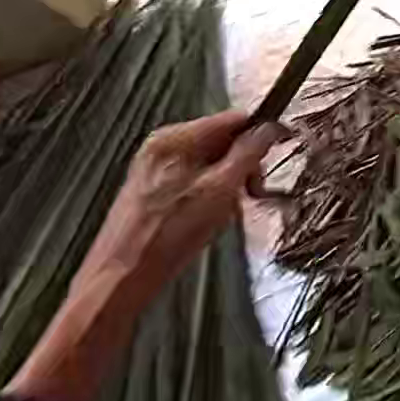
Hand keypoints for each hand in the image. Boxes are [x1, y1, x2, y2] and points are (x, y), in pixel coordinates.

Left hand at [9, 111, 273, 400]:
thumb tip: (271, 126)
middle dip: (243, 165)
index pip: (233, 119)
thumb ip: (248, 153)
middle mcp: (162, 145)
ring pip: (211, 162)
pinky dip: (210, 194)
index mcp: (175, 137)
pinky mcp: (152, 190)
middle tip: (252, 194)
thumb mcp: (221, 190)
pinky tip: (208, 219)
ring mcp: (154, 167)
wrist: (120, 281)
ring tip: (226, 212)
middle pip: (222, 140)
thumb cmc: (170, 234)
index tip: (279, 154)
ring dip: (228, 183)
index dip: (261, 134)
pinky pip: (195, 179)